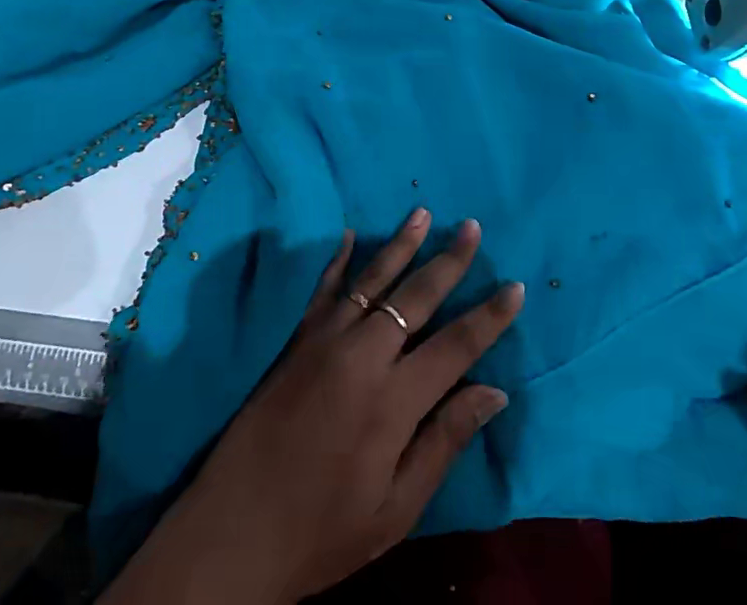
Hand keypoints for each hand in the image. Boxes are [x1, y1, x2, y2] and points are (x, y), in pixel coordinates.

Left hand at [103, 210, 524, 604]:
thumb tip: (495, 391)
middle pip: (415, 298)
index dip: (489, 316)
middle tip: (472, 227)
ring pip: (370, 281)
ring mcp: (322, 344)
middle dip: (449, 261)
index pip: (456, 345)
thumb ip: (445, 441)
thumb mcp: (396, 508)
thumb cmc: (323, 531)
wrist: (231, 534)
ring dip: (400, 245)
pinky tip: (349, 235)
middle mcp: (360, 357)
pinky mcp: (294, 344)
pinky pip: (321, 291)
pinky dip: (338, 261)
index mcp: (392, 402)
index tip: (515, 286)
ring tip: (422, 213)